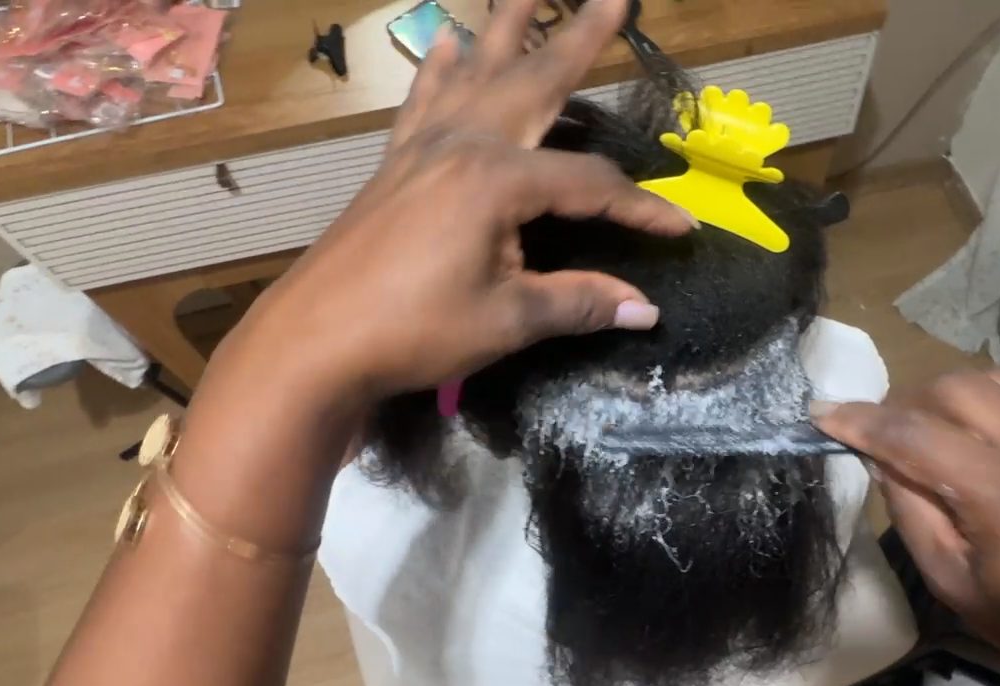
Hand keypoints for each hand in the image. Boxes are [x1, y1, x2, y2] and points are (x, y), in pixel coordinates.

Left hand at [214, 0, 692, 408]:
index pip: (590, 183)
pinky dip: (440, 67)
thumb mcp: (508, 320)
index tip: (681, 228)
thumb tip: (647, 310)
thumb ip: (578, 303)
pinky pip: (424, 98)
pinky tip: (444, 43)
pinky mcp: (396, 163)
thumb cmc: (416, 331)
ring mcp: (423, 147)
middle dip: (579, 39)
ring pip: (474, 71)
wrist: (317, 341)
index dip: (641, 208)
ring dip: (507, 28)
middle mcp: (462, 143)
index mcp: (497, 180)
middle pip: (534, 82)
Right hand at [814, 370, 999, 669]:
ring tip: (931, 428)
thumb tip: (883, 461)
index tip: (824, 414)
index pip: (914, 435)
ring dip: (947, 395)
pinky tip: (980, 428)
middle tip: (885, 434)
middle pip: (952, 389)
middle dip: (904, 403)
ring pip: (992, 377)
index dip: (861, 421)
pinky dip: (990, 398)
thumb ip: (911, 514)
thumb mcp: (952, 583)